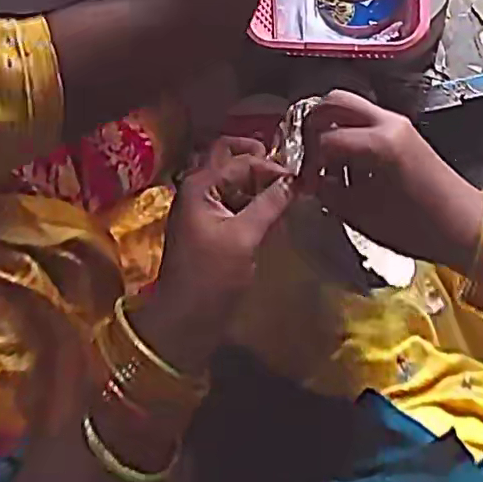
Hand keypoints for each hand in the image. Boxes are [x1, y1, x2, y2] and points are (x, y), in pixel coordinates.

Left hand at [133, 137, 294, 372]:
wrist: (183, 323)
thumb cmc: (210, 278)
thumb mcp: (243, 238)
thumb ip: (269, 204)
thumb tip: (294, 180)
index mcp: (200, 184)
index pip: (241, 160)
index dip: (271, 166)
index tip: (299, 179)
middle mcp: (198, 187)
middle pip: (229, 158)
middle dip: (258, 160)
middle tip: (287, 173)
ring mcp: (202, 206)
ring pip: (231, 178)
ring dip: (256, 180)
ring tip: (285, 191)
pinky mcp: (210, 224)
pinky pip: (232, 198)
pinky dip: (251, 198)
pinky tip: (272, 210)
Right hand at [301, 90, 482, 271]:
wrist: (466, 226)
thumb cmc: (419, 227)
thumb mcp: (364, 215)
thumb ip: (329, 193)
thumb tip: (309, 182)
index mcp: (379, 143)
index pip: (325, 137)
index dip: (308, 160)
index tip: (304, 182)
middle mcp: (387, 122)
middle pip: (334, 101)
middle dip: (312, 125)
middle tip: (306, 154)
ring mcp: (396, 122)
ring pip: (348, 104)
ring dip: (329, 125)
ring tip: (325, 159)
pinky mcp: (401, 129)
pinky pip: (363, 117)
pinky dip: (346, 130)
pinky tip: (346, 163)